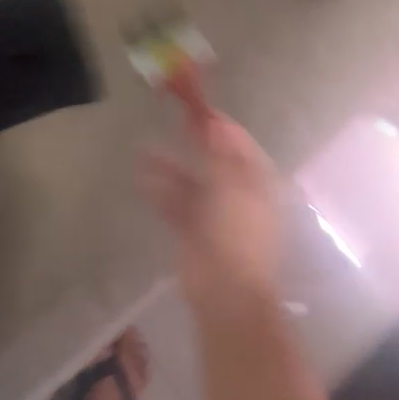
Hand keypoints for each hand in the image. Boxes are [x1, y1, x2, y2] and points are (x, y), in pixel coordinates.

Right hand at [141, 94, 282, 315]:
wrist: (226, 292)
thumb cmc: (236, 233)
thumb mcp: (232, 186)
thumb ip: (220, 153)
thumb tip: (216, 122)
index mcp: (256, 182)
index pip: (239, 145)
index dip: (220, 125)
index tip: (197, 107)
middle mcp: (238, 194)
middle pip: (216, 160)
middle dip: (196, 141)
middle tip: (175, 118)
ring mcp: (215, 214)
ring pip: (192, 182)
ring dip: (171, 166)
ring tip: (145, 151)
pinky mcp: (193, 231)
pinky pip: (176, 204)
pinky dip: (162, 191)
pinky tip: (142, 177)